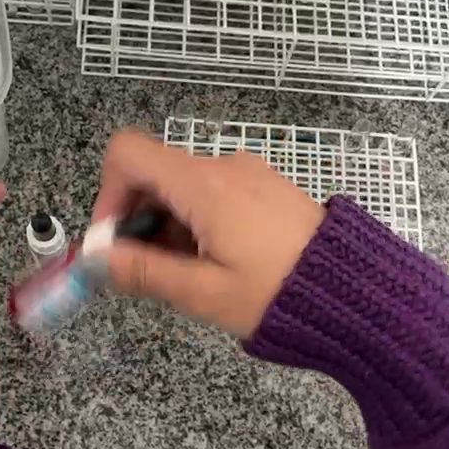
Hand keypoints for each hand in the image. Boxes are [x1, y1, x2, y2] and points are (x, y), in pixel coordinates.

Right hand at [91, 129, 324, 338]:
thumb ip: (142, 271)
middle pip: (154, 174)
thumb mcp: (204, 293)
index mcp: (203, 185)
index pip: (128, 154)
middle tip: (147, 271)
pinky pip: (214, 194)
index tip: (113, 242)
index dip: (107, 195)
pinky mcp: (266, 188)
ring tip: (191, 276)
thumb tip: (92, 258)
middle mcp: (224, 167)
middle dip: (138, 220)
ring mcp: (249, 174)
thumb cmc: (278, 294)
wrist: (355, 290)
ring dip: (169, 226)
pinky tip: (217, 263)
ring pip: (183, 188)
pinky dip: (198, 222)